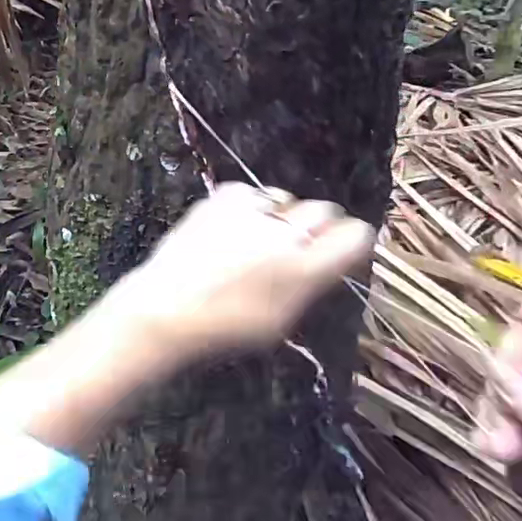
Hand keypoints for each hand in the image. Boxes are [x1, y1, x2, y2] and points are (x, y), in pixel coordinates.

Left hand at [0, 184, 372, 455]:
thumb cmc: (225, 327)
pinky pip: (251, 193)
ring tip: (257, 238)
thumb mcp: (280, 321)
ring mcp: (251, 212)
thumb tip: (325, 260)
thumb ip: (309, 284)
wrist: (165, 309)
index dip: (353, 239)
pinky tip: (233, 227)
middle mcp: (283, 235)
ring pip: (284, 198)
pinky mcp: (223, 198)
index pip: (355, 235)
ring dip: (280, 215)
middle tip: (300, 244)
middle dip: (319, 225)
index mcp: (303, 270)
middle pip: (324, 210)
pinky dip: (249, 207)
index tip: (346, 245)